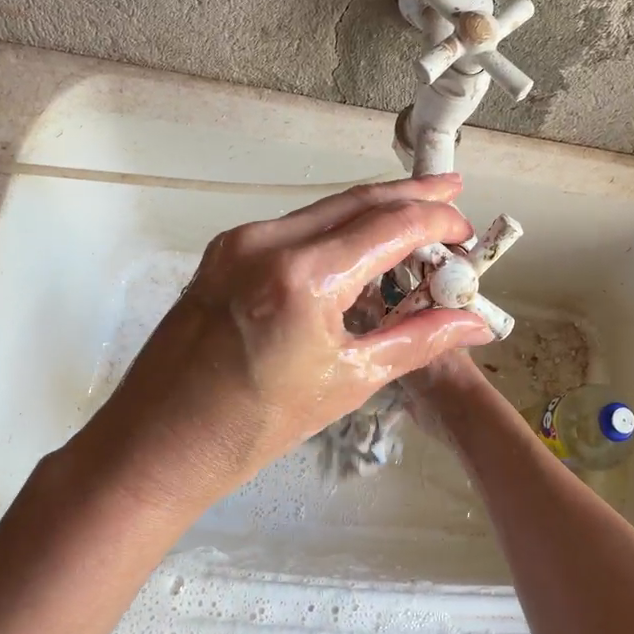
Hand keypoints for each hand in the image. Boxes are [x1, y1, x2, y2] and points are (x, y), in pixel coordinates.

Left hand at [72, 175, 496, 512]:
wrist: (156, 444)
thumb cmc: (255, 426)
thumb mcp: (349, 381)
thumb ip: (419, 340)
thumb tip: (477, 325)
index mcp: (302, 276)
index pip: (389, 225)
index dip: (436, 220)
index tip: (466, 231)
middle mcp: (269, 241)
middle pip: (358, 200)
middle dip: (412, 194)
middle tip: (455, 190)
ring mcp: (241, 241)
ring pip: (326, 209)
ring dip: (374, 209)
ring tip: (419, 213)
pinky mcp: (225, 250)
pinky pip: (297, 227)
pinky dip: (338, 228)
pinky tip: (363, 241)